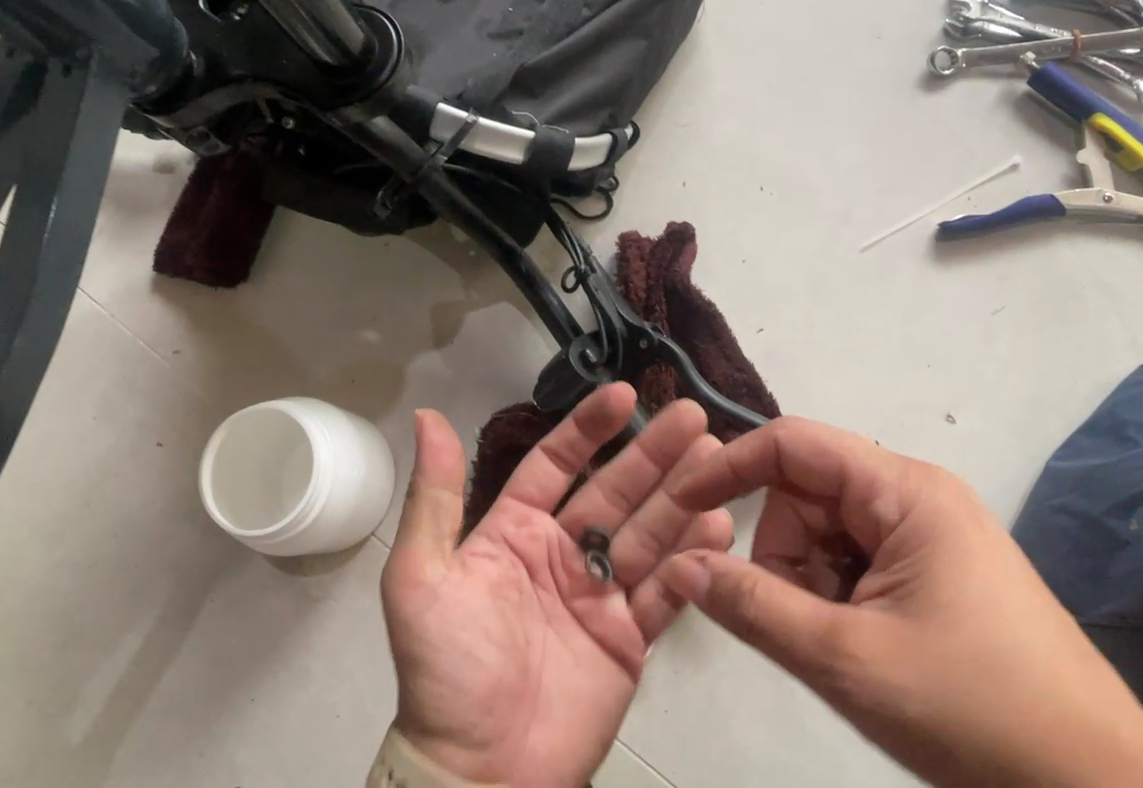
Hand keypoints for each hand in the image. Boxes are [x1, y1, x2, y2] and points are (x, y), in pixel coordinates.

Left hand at [380, 384, 733, 786]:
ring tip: (718, 460)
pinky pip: (665, 591)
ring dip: (680, 495)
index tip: (622, 394)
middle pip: (613, 491)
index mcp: (512, 530)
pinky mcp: (629, 637)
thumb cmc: (447, 667)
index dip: (587, 429)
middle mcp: (560, 552)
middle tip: (691, 417)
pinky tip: (719, 527)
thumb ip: (435, 497)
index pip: (555, 464)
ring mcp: (598, 594)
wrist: (481, 771)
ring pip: (646, 533)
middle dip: (651, 454)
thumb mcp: (423, 575)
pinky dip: (692, 560)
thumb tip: (427, 416)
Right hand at [652, 418, 1142, 787]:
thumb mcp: (846, 659)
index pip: (792, 444)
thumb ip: (753, 605)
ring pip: (826, 534)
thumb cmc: (974, 712)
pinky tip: (865, 650)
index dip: (728, 466)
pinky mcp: (935, 574)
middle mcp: (916, 496)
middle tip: (808, 624)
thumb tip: (680, 561)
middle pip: (806, 494)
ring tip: (845, 647)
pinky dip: (838, 600)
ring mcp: (929, 536)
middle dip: (786, 554)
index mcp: (904, 491)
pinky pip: (856, 563)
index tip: (680, 507)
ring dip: (811, 584)